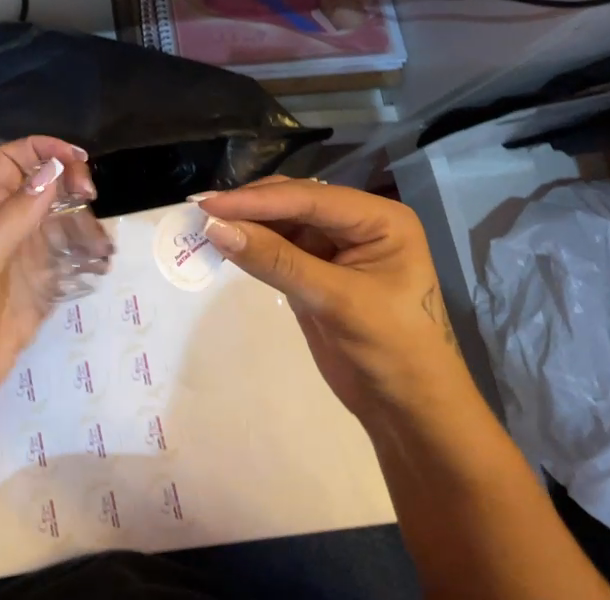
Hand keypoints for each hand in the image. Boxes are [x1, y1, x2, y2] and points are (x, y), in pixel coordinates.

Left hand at [0, 137, 97, 415]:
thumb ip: (13, 218)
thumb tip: (53, 171)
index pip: (13, 160)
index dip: (43, 151)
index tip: (79, 164)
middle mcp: (6, 231)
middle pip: (45, 189)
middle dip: (74, 188)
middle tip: (95, 206)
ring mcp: (23, 262)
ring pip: (61, 225)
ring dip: (86, 226)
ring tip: (104, 249)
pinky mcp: (37, 292)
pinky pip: (68, 263)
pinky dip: (87, 259)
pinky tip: (100, 270)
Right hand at [195, 178, 471, 420]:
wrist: (410, 411)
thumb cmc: (393, 351)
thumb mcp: (336, 301)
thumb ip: (275, 261)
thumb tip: (215, 227)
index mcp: (380, 220)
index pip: (309, 198)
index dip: (256, 200)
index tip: (208, 204)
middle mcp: (358, 223)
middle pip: (293, 202)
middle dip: (248, 207)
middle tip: (199, 211)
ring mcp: (336, 246)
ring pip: (281, 222)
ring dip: (245, 224)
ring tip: (203, 225)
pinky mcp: (316, 270)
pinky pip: (277, 247)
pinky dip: (250, 245)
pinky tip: (224, 244)